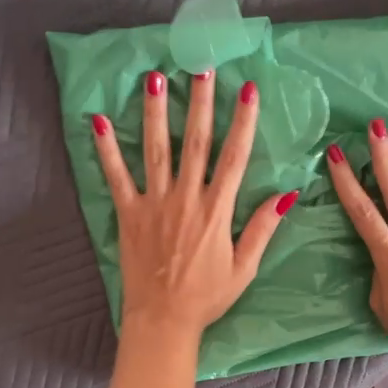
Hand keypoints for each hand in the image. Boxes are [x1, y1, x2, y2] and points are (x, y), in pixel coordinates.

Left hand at [93, 70, 295, 339]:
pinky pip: (116, 176)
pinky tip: (99, 121)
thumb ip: (262, 228)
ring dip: (156, 111)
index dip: (242, 121)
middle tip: (201, 65)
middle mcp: (186, 199)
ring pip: (156, 149)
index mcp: (217, 211)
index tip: (248, 90)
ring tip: (155, 77)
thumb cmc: (208, 298)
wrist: (163, 321)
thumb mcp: (244, 267)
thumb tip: (288, 194)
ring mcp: (154, 204)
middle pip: (196, 142)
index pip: (234, 158)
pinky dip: (106, 149)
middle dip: (200, 102)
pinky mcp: (128, 214)